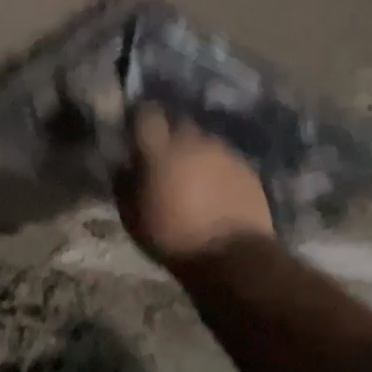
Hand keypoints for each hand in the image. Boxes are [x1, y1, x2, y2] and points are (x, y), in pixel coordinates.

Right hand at [117, 105, 274, 259]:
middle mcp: (193, 142)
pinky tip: (215, 189)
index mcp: (160, 150)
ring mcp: (224, 153)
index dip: (139, 116)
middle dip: (170, 134)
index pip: (146, 114)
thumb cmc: (173, 238)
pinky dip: (217, 167)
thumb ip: (123, 182)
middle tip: (163, 155)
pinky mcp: (247, 168)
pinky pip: (226, 158)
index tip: (134, 127)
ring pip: (204, 140)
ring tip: (192, 175)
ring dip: (195, 151)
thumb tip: (123, 164)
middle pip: (179, 122)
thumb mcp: (131, 216)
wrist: (233, 258)